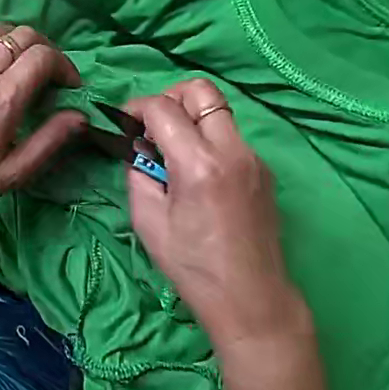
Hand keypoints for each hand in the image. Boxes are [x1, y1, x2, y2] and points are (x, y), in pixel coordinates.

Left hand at [0, 23, 88, 218]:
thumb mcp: (16, 171)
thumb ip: (51, 140)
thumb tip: (80, 116)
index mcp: (4, 97)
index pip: (43, 56)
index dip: (64, 65)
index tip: (69, 86)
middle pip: (23, 35)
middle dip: (46, 49)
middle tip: (51, 74)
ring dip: (17, 39)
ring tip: (23, 62)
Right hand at [124, 79, 308, 348]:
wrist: (250, 298)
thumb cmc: (192, 266)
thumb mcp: (148, 220)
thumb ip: (138, 173)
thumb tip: (138, 148)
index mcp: (199, 164)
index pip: (163, 108)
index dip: (136, 108)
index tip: (124, 122)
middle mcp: (232, 151)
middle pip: (202, 91)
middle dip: (170, 97)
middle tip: (154, 127)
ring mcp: (254, 159)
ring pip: (219, 112)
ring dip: (191, 119)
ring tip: (173, 153)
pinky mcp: (264, 171)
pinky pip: (231, 137)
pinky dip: (208, 140)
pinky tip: (197, 175)